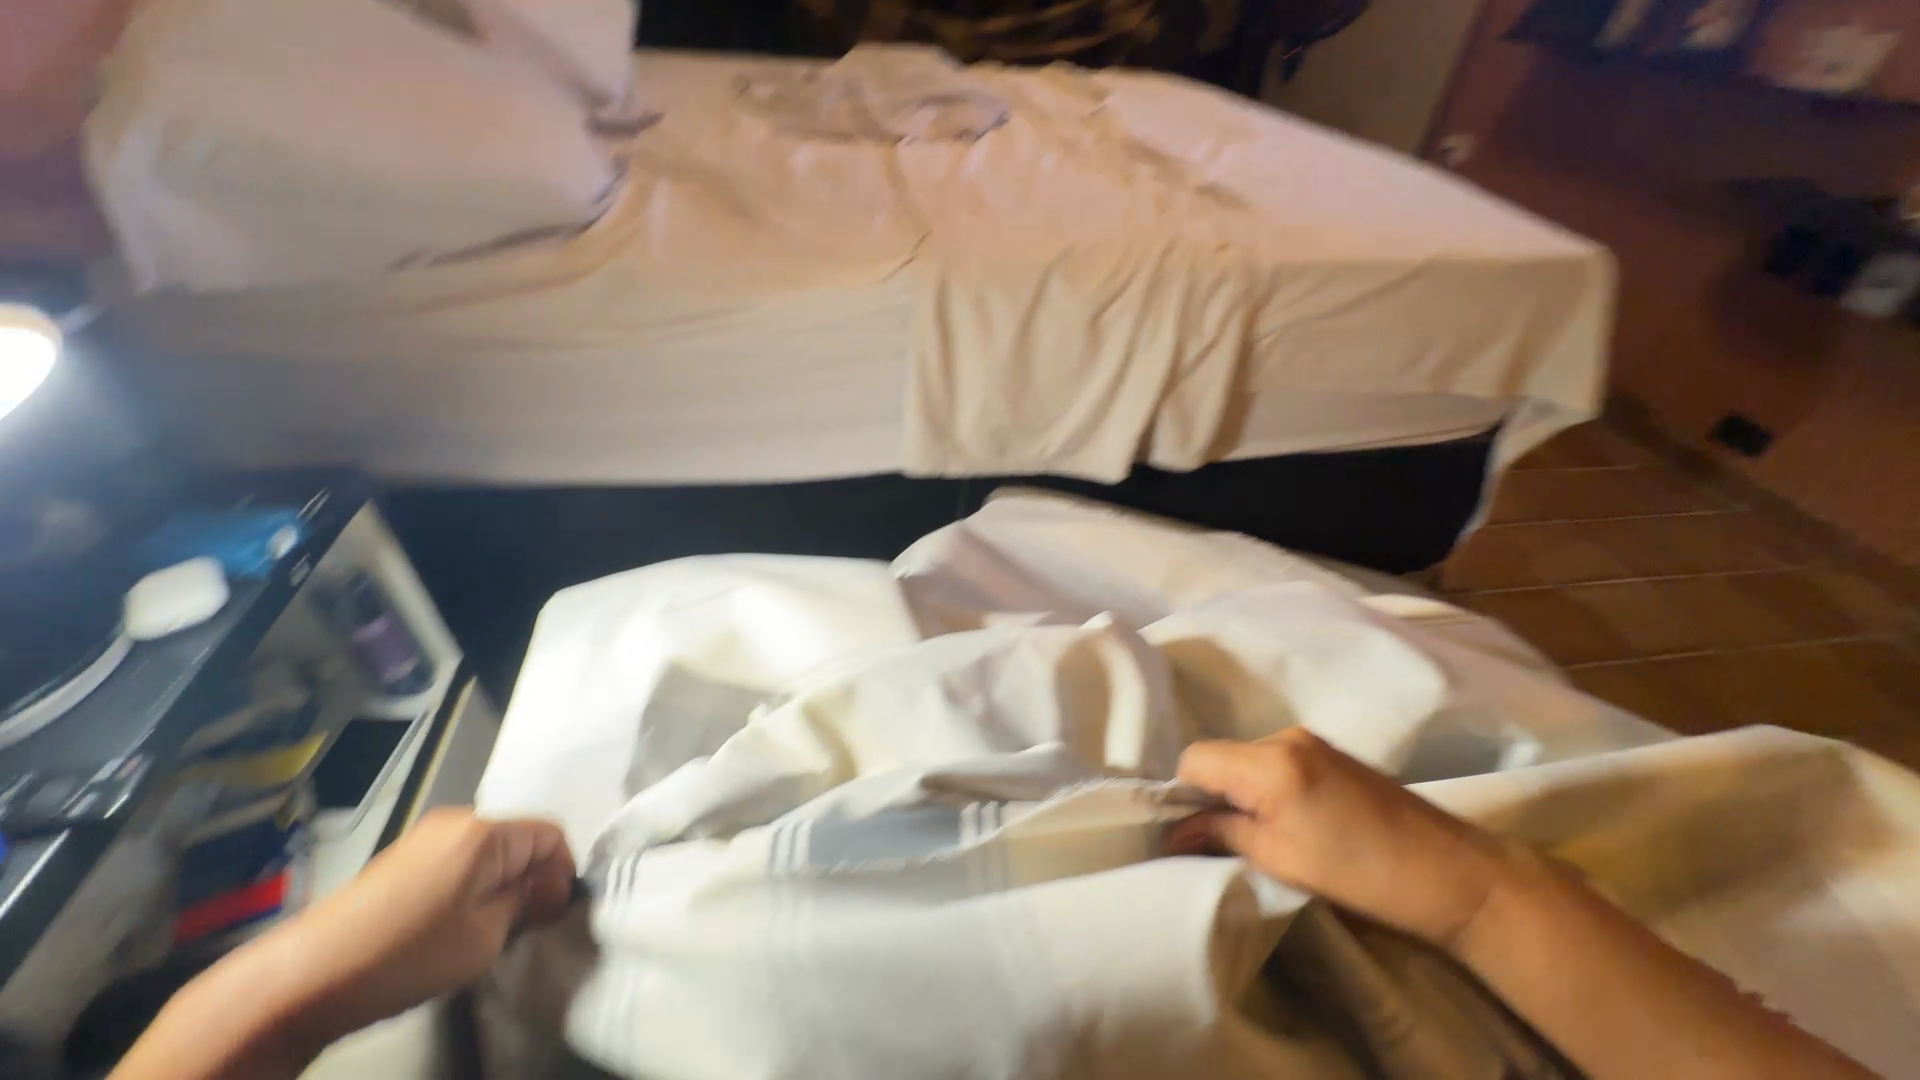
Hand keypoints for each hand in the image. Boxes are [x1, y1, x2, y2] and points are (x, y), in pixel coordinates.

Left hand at [264, 808, 575, 1042]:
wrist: (301, 978)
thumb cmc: (406, 955)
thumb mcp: (486, 938)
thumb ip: (528, 903)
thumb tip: (553, 887)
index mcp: (484, 831)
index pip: (552, 835)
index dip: (562, 872)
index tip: (551, 913)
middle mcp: (456, 821)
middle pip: (519, 839)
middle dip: (530, 877)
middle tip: (520, 924)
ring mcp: (423, 837)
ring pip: (488, 852)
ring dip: (498, 883)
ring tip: (483, 928)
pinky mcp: (399, 858)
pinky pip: (457, 860)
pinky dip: (469, 885)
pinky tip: (448, 923)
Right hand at [1170, 729, 1514, 949]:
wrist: (1450, 872)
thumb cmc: (1360, 872)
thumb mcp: (1278, 858)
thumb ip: (1220, 835)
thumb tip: (1173, 835)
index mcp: (1269, 761)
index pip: (1194, 760)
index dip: (1183, 795)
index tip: (1191, 832)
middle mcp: (1285, 736)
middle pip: (1220, 756)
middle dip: (1211, 793)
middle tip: (1219, 838)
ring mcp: (1310, 740)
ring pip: (1245, 758)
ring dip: (1239, 790)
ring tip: (1255, 833)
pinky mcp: (1329, 751)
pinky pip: (1273, 760)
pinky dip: (1264, 785)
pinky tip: (1285, 818)